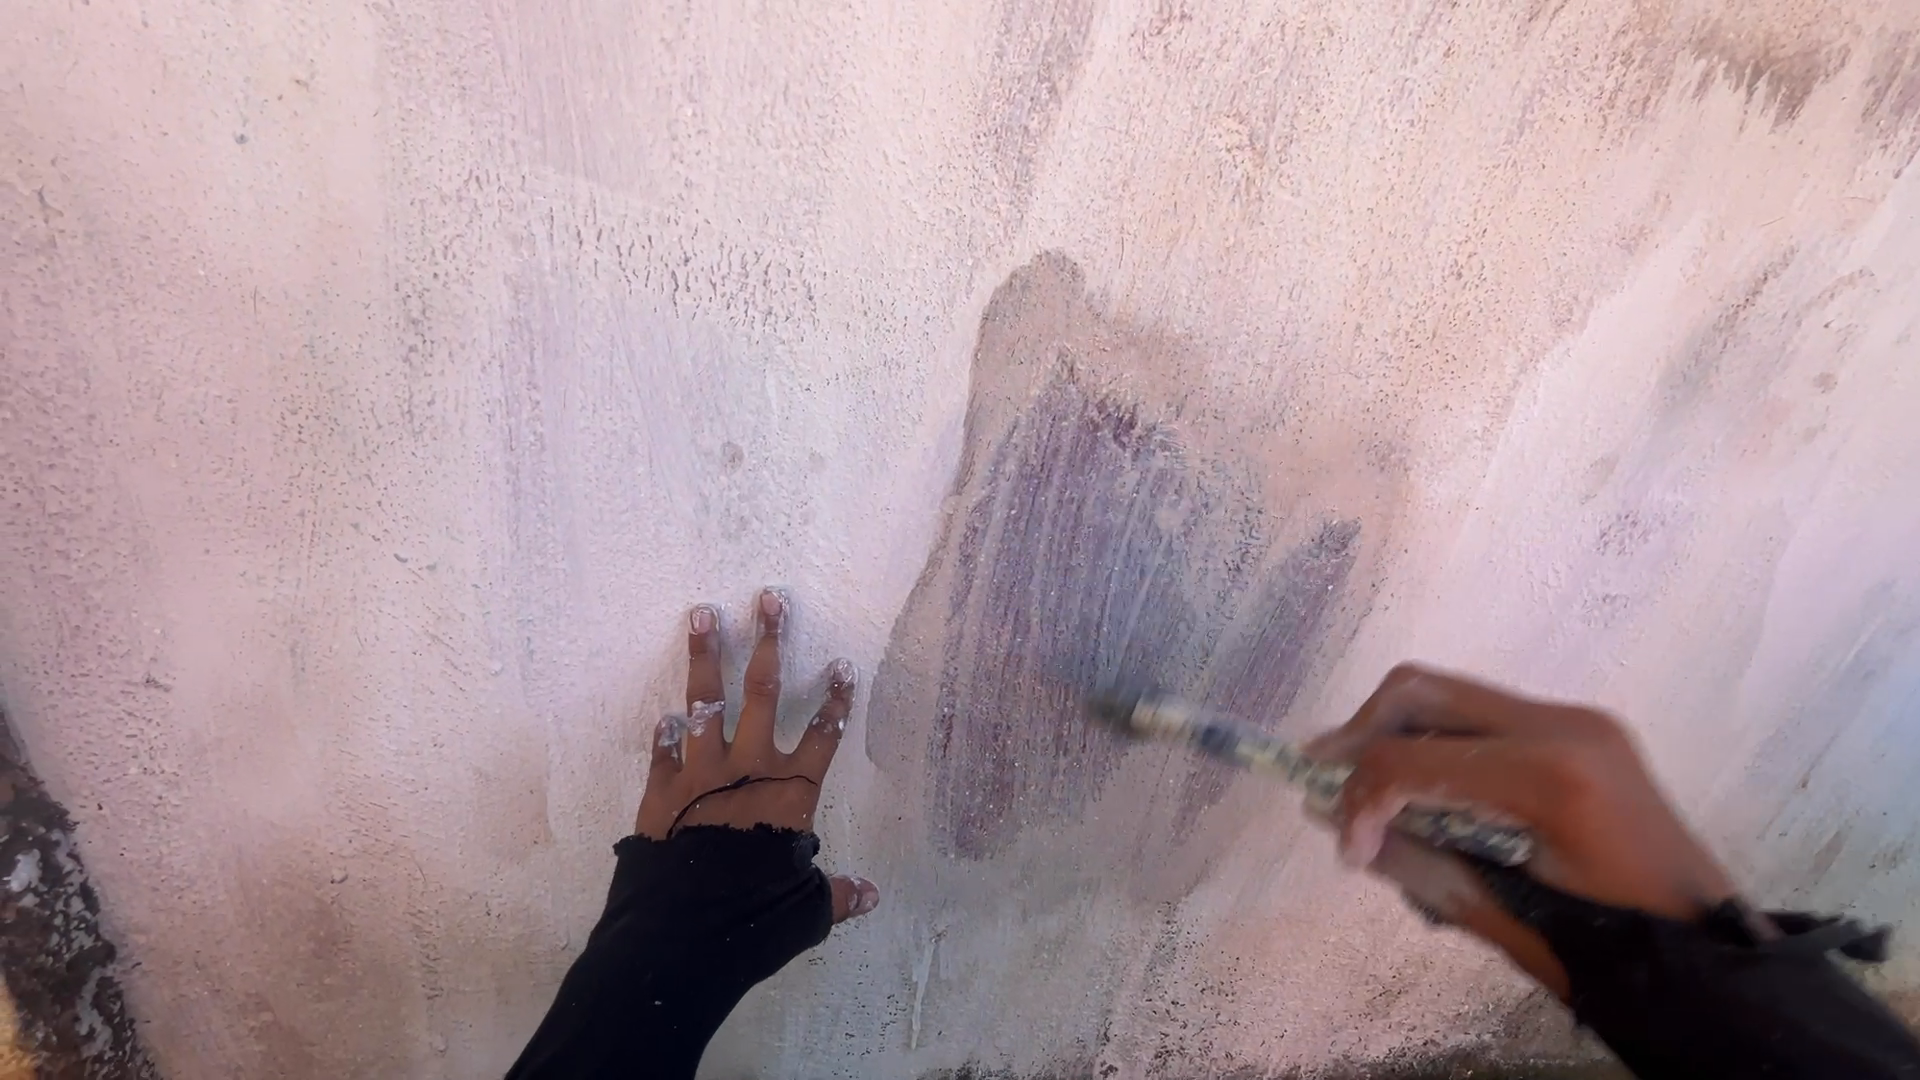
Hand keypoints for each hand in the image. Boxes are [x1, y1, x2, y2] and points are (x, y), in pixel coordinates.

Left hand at [633, 588, 879, 924]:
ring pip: (707, 701)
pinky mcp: (663, 790)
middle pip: (764, 691)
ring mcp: (702, 772)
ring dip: (704, 656)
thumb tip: (871, 896)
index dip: (836, 701)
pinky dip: (666, 733)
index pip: (824, 735)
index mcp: (790, 790)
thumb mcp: (803, 908)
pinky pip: (664, 752)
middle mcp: (749, 766)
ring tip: (701, 614)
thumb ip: (834, 895)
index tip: (842, 665)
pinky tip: (665, 714)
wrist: (683, 932)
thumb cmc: (754, 915)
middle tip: (768, 600)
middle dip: (768, 642)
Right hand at [1305, 663, 1738, 997]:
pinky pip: (1473, 714)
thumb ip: (1403, 857)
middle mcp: (1561, 723)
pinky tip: (1417, 778)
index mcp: (1551, 776)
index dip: (1358, 800)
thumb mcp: (1496, 916)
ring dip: (1390, 731)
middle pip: (1418, 691)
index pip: (1409, 758)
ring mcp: (1571, 717)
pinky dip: (1428, 739)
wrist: (1714, 959)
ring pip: (1442, 692)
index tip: (1347, 848)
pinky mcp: (1572, 726)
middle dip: (1359, 733)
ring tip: (1364, 779)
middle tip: (1325, 773)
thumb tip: (1326, 818)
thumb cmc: (1611, 953)